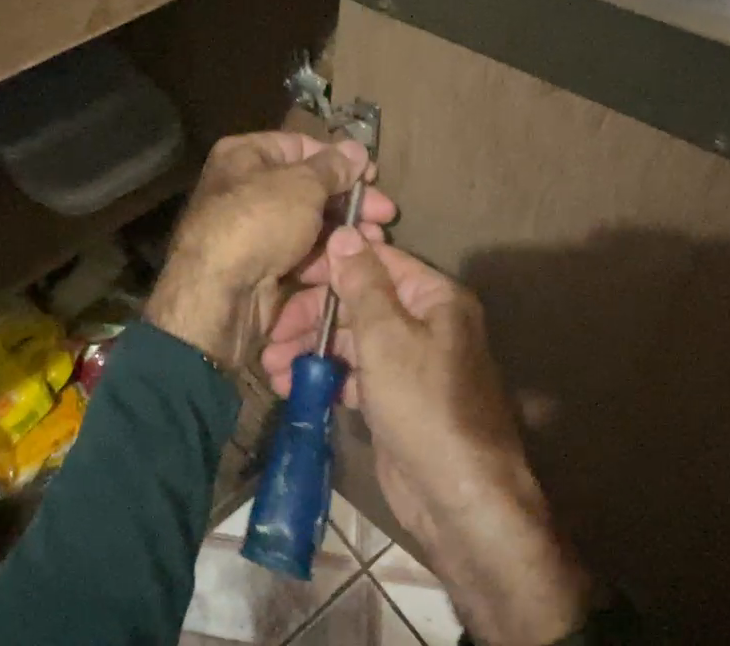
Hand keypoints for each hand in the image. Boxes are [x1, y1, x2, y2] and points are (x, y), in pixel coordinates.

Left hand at [144, 132, 394, 371]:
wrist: (219, 294)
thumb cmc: (259, 222)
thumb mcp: (302, 185)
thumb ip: (332, 168)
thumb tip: (356, 149)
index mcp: (244, 156)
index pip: (299, 146)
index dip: (338, 160)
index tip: (372, 176)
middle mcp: (244, 188)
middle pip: (307, 188)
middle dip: (349, 202)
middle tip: (384, 215)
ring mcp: (252, 231)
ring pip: (308, 224)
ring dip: (343, 232)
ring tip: (375, 241)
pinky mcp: (261, 266)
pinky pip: (299, 254)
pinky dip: (325, 257)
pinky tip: (351, 263)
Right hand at [263, 230, 593, 645]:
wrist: (459, 497)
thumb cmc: (424, 404)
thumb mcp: (386, 336)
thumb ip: (362, 283)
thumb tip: (345, 232)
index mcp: (434, 298)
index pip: (376, 261)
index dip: (331, 265)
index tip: (288, 274)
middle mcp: (425, 323)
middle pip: (359, 301)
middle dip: (312, 316)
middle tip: (271, 336)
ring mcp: (410, 362)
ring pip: (352, 338)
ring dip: (310, 348)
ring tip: (270, 368)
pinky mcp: (395, 396)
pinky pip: (355, 372)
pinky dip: (325, 375)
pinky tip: (291, 386)